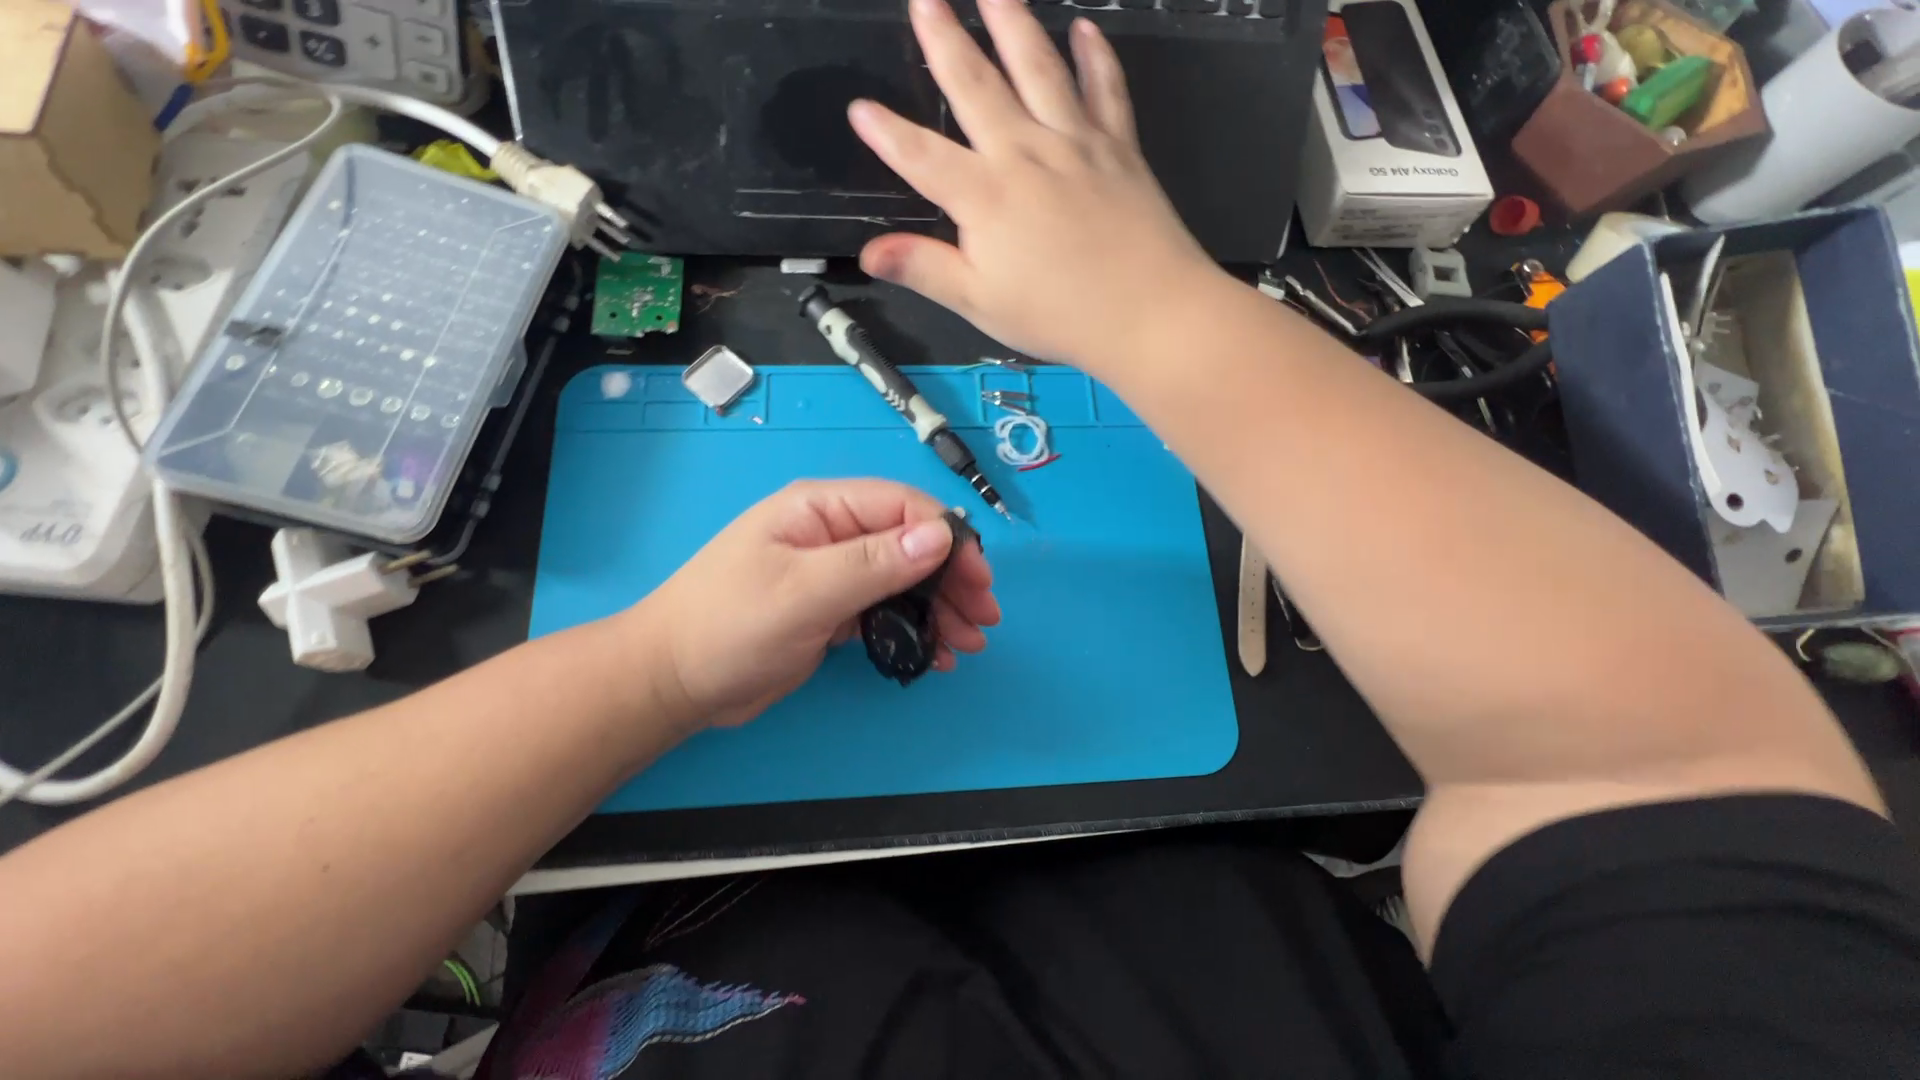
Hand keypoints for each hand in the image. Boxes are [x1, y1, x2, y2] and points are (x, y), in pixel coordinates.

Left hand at [633, 479, 998, 729]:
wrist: (674, 683)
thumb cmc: (728, 626)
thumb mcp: (803, 592)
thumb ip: (873, 563)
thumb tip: (941, 534)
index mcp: (821, 510)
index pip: (902, 507)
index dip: (948, 539)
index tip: (978, 581)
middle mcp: (832, 535)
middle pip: (910, 544)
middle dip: (952, 580)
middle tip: (983, 621)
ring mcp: (833, 575)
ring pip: (904, 581)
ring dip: (940, 609)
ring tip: (969, 644)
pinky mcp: (832, 612)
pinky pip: (885, 611)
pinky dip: (914, 628)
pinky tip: (937, 653)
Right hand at [847, 0, 1222, 367]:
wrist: (1150, 311)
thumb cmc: (1060, 315)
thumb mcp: (980, 302)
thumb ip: (924, 269)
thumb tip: (869, 252)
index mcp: (985, 196)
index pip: (922, 156)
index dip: (887, 133)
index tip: (860, 108)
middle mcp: (1026, 153)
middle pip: (976, 86)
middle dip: (945, 40)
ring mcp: (1076, 143)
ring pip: (1038, 68)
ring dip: (1012, 22)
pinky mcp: (1119, 146)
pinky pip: (1105, 88)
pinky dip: (1094, 56)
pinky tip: (1083, 28)